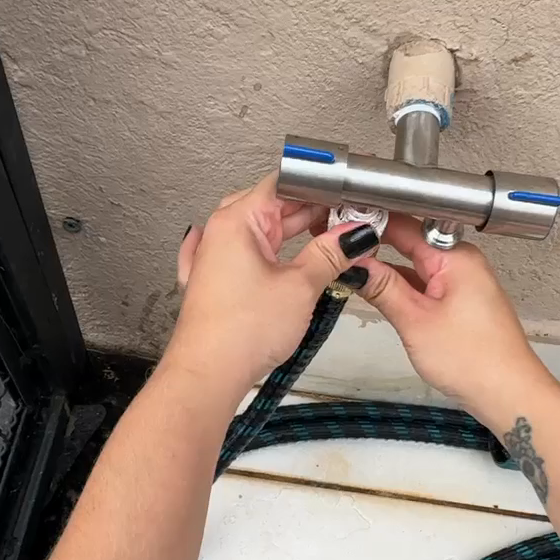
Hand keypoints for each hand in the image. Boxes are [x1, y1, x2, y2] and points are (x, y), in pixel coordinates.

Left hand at [164, 174, 382, 401]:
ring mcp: (212, 257)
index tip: (348, 198)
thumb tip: (353, 236)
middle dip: (310, 212)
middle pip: (272, 206)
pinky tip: (277, 257)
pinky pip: (242, 255)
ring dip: (291, 234)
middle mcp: (220, 232)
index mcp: (237, 220)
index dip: (320, 188)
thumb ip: (330, 254)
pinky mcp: (212, 283)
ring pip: (258, 231)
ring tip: (326, 244)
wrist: (206, 375)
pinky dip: (266, 254)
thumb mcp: (300, 287)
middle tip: (345, 224)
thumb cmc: (241, 332)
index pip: (284, 183)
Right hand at [354, 215, 559, 429]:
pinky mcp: (460, 301)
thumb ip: (382, 287)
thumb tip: (355, 263)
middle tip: (338, 246)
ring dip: (386, 267)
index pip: (404, 226)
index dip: (370, 222)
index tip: (339, 224)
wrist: (508, 394)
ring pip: (416, 264)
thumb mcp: (414, 321)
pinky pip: (425, 283)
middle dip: (375, 243)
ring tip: (350, 265)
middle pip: (410, 242)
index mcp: (454, 256)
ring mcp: (462, 282)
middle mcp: (461, 262)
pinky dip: (402, 286)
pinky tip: (378, 290)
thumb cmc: (472, 360)